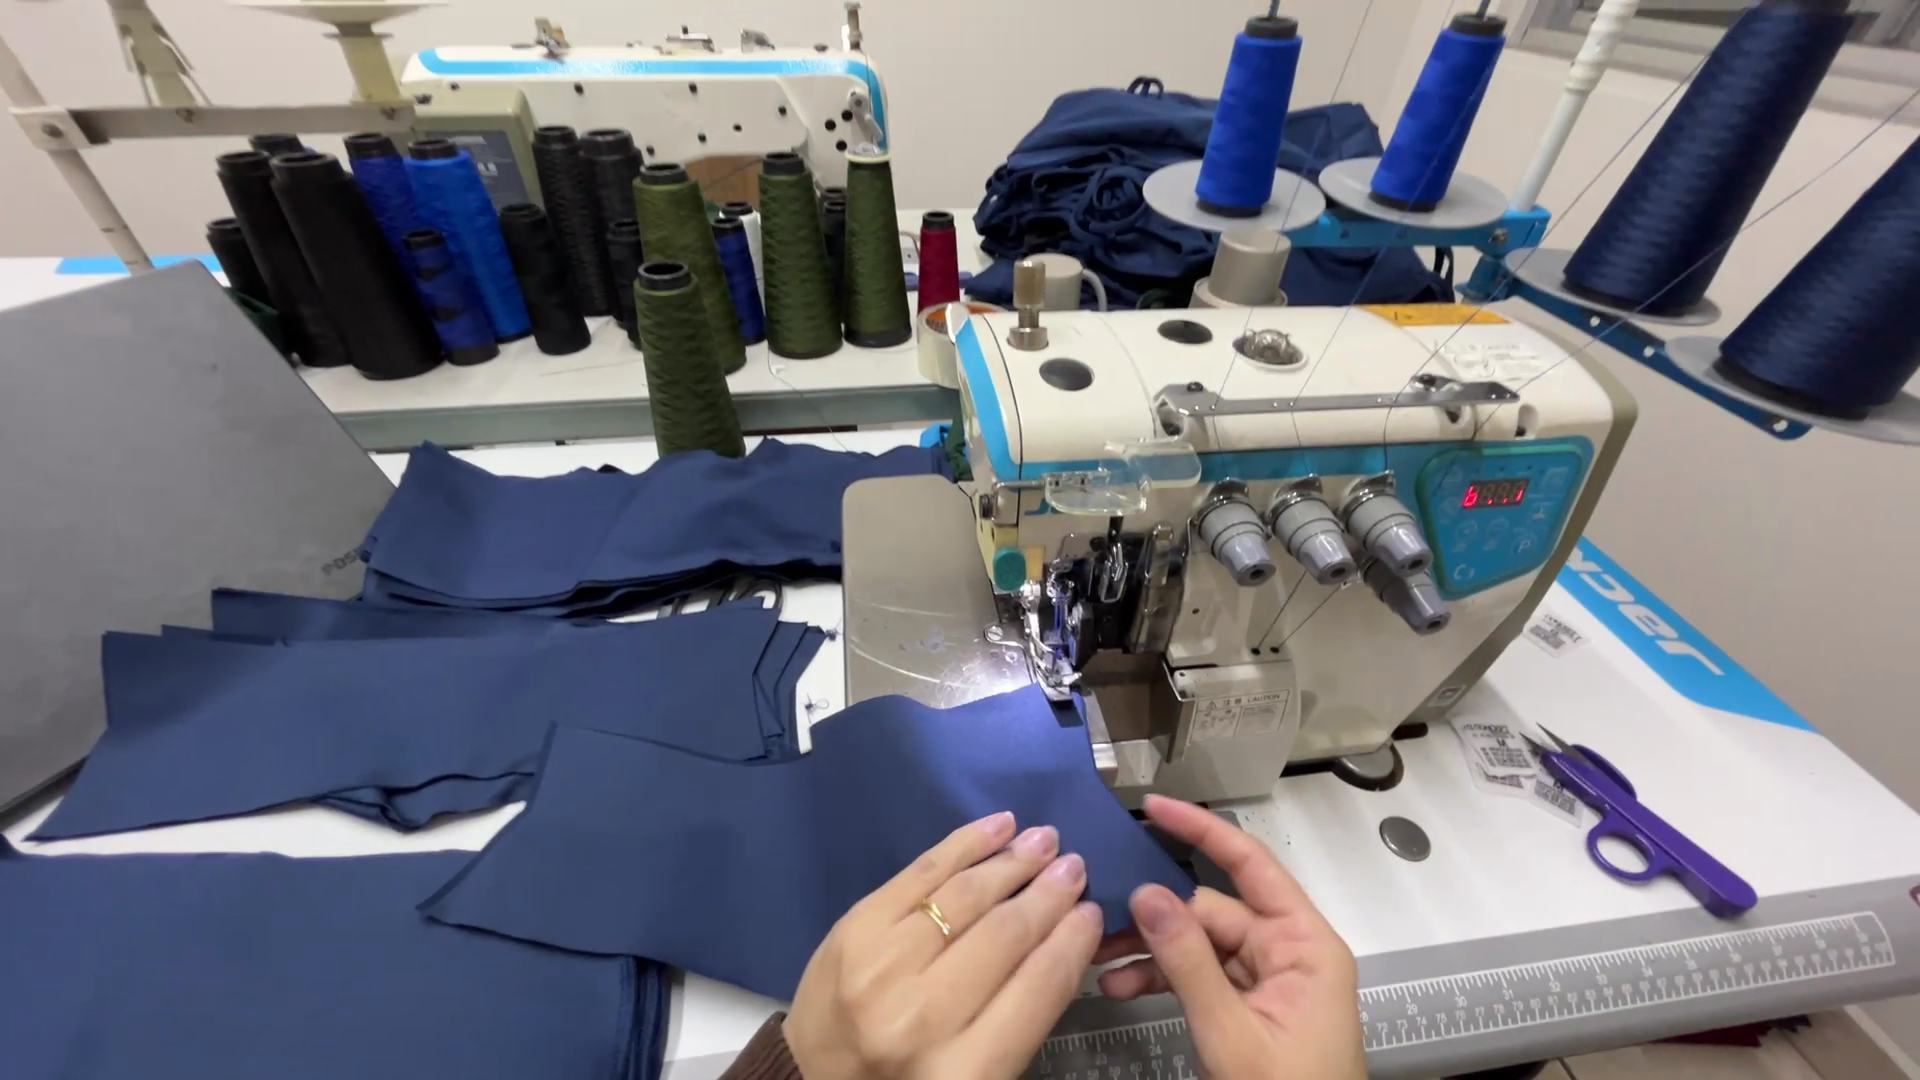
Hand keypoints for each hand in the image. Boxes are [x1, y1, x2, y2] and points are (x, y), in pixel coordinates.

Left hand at [784, 812, 1103, 1078]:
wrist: (813, 1078)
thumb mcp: (973, 1074)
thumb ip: (1016, 1013)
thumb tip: (1062, 934)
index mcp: (961, 1074)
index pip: (1035, 990)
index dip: (1071, 943)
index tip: (1091, 911)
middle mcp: (921, 1017)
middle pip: (1003, 937)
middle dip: (1047, 895)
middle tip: (1075, 866)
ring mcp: (882, 965)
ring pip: (966, 896)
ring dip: (1012, 862)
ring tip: (1045, 840)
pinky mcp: (856, 926)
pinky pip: (923, 871)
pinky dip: (966, 843)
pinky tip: (999, 827)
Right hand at [1096, 795, 1364, 1079]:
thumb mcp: (1233, 1034)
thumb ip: (1188, 961)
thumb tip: (1145, 891)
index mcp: (1303, 943)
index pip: (1249, 863)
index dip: (1200, 829)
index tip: (1154, 806)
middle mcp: (1284, 948)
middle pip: (1208, 908)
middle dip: (1153, 915)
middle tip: (1099, 921)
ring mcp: (1263, 977)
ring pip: (1194, 941)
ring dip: (1148, 950)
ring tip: (1099, 960)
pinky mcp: (1244, 1002)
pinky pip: (1196, 973)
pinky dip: (1159, 977)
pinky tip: (1120, 985)